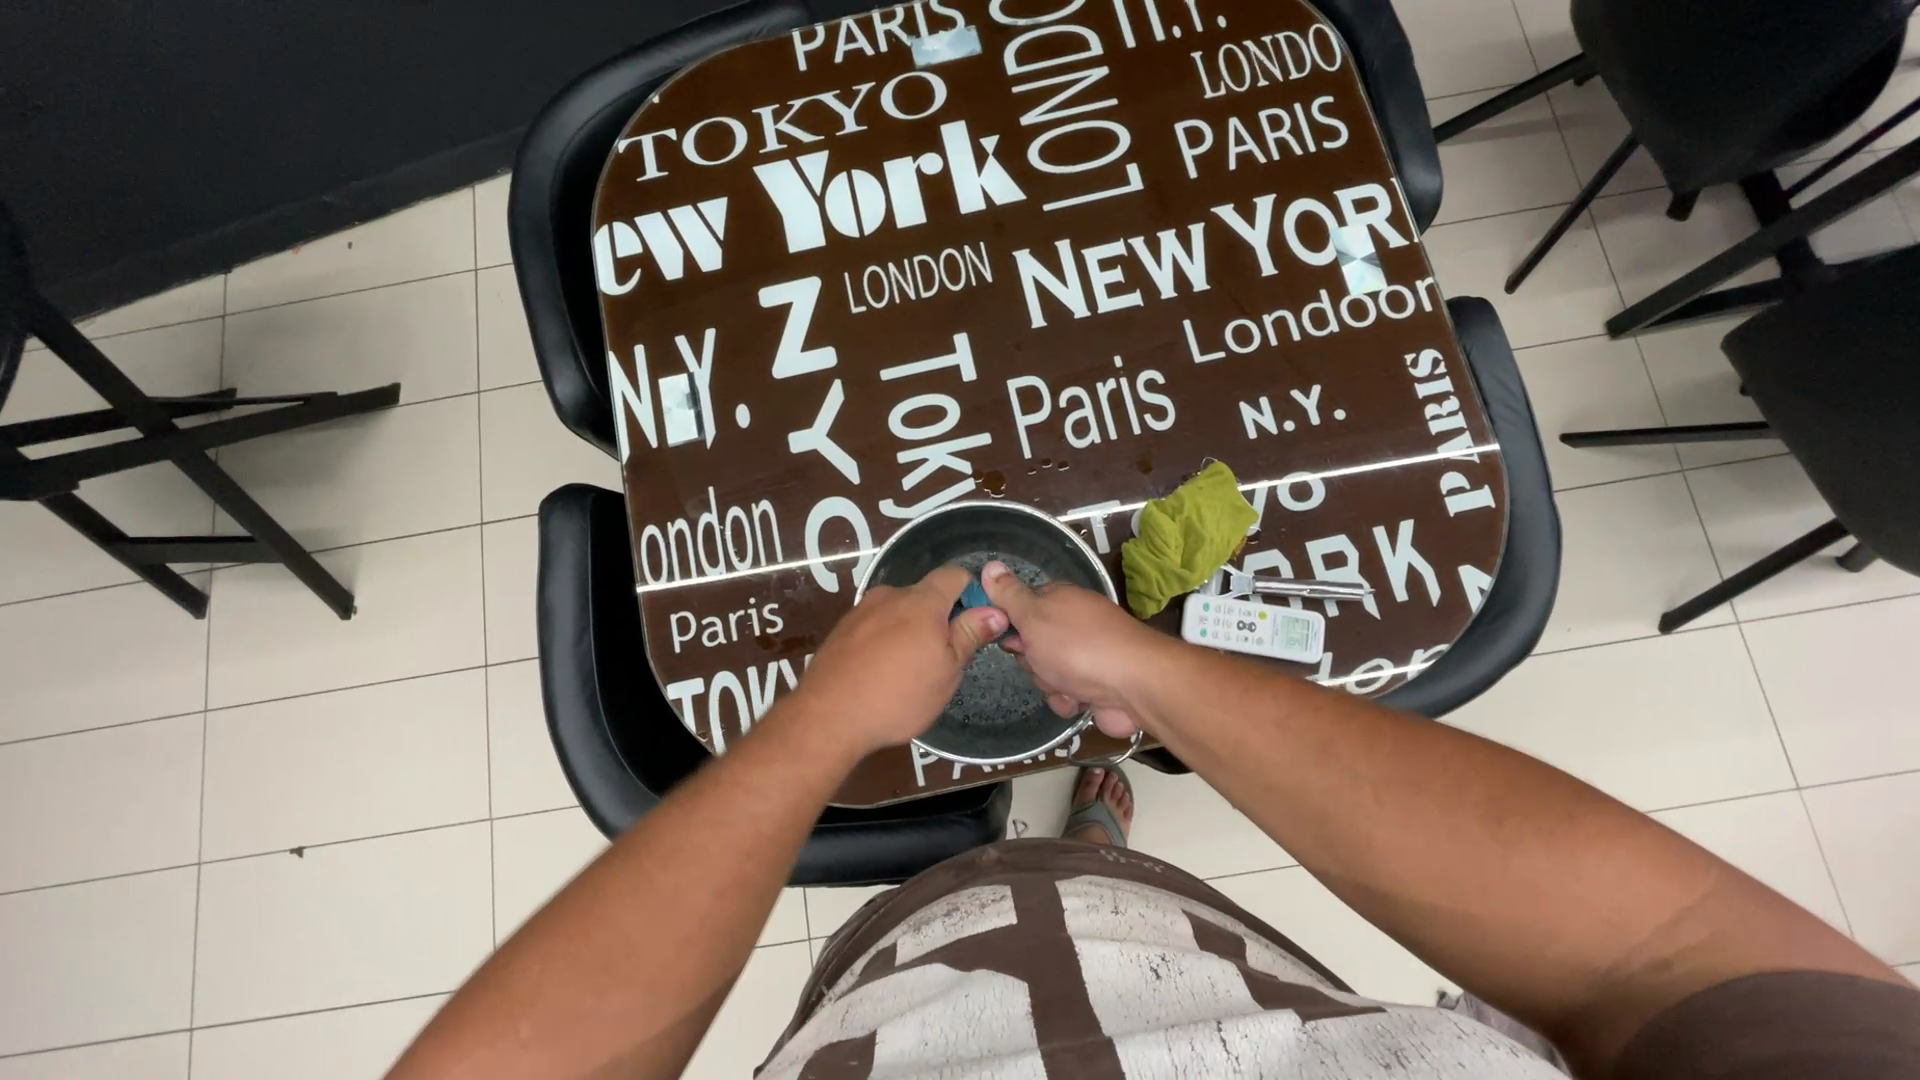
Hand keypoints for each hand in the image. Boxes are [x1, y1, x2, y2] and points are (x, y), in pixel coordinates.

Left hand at [791, 565, 1007, 757]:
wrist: (828, 716)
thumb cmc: (898, 695)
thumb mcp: (947, 671)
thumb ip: (969, 635)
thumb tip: (994, 610)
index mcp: (921, 601)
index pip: (954, 575)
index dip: (971, 593)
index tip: (975, 625)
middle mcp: (889, 596)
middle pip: (925, 595)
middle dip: (939, 618)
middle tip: (943, 657)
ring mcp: (861, 611)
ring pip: (898, 612)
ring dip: (911, 631)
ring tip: (909, 670)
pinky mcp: (841, 630)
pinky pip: (875, 627)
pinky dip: (885, 641)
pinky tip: (881, 673)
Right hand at [980, 560, 1167, 738]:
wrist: (1134, 685)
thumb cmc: (1078, 646)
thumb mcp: (1034, 615)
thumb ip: (1009, 595)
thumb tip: (989, 565)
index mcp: (1060, 599)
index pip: (1023, 607)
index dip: (1013, 625)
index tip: (1011, 637)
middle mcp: (1074, 624)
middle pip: (1032, 645)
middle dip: (1033, 661)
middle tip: (1042, 661)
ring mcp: (1087, 655)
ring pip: (1046, 673)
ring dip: (1050, 684)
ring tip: (1066, 684)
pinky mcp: (1096, 685)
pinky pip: (1066, 694)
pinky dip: (1069, 700)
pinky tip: (1078, 699)